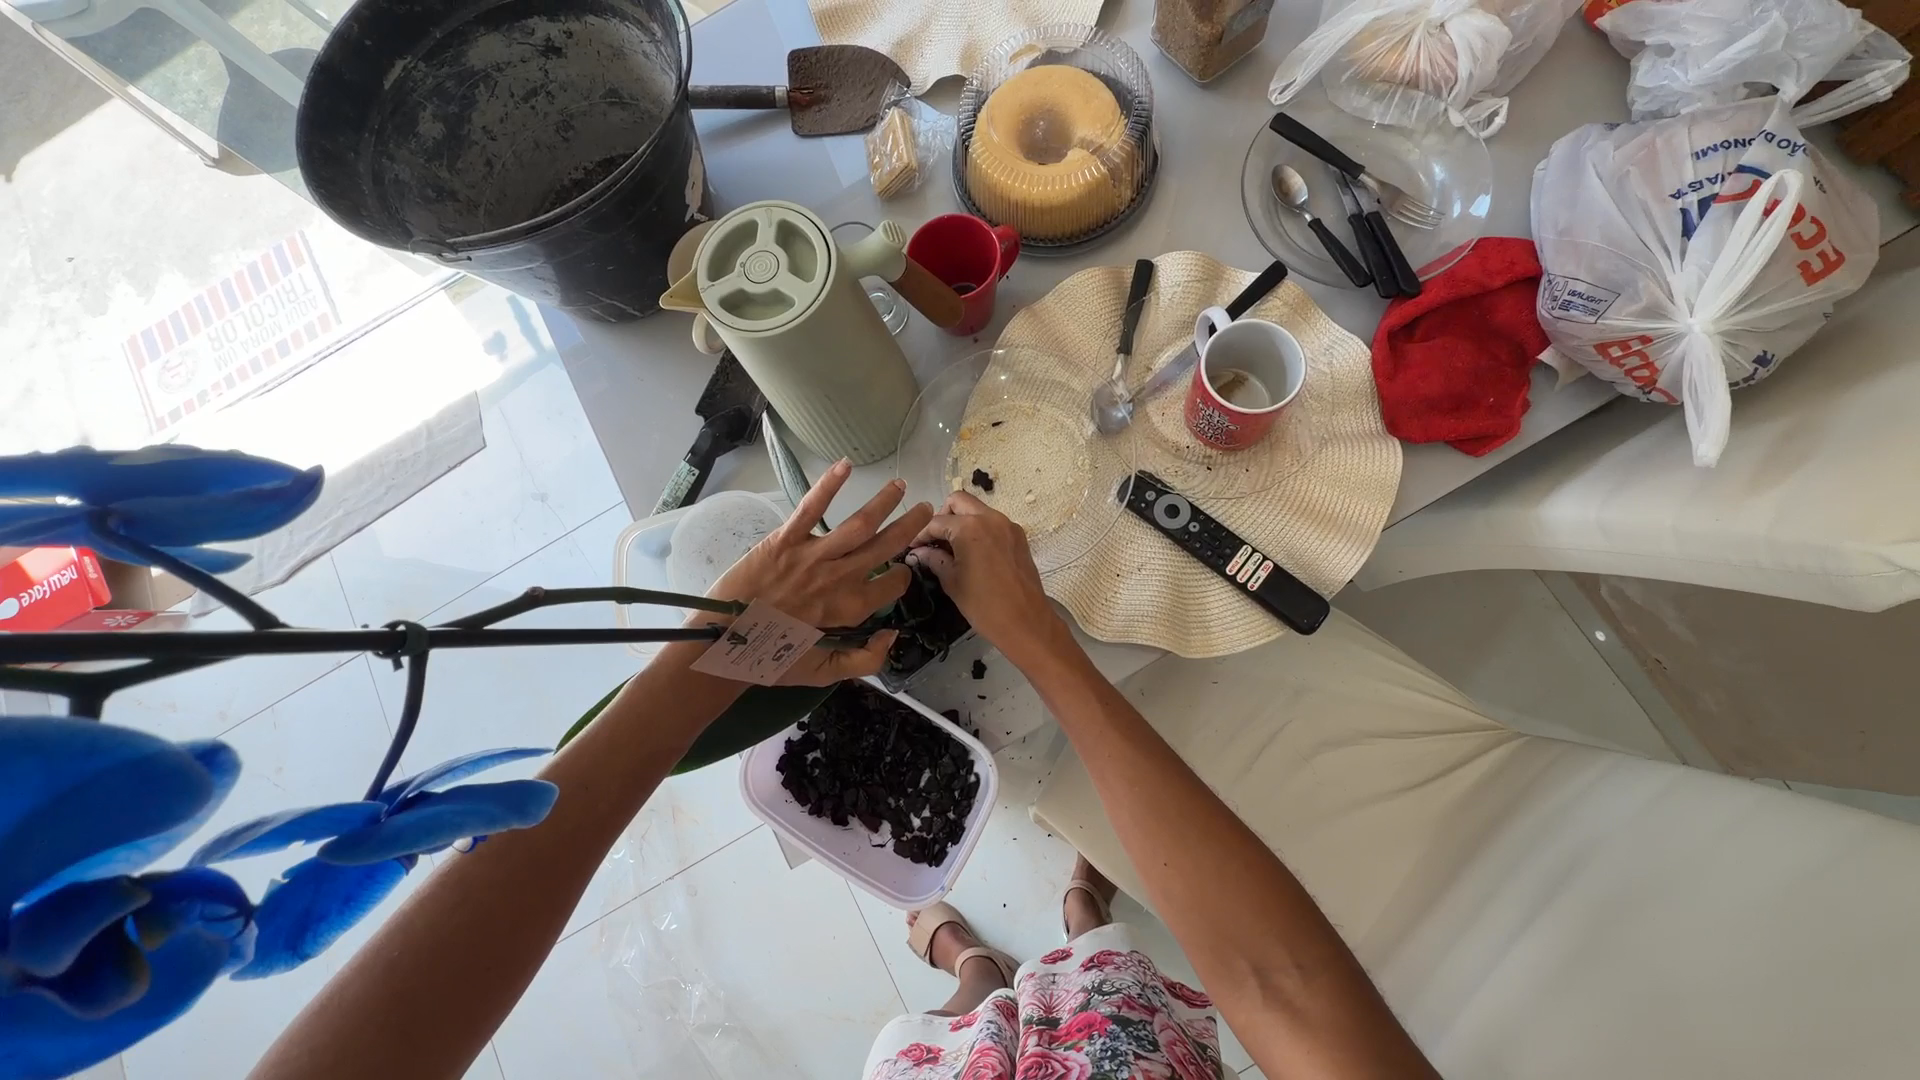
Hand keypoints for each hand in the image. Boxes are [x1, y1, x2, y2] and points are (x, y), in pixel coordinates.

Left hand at [703, 461, 932, 684]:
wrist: (720, 645)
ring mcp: (812, 557)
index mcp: (850, 610)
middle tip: (926, 509)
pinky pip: (810, 509)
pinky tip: (846, 466)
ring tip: (900, 485)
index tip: (901, 570)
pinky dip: (829, 486)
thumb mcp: (824, 673)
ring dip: (884, 503)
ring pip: (859, 525)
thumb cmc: (772, 659)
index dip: (902, 576)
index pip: (892, 585)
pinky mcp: (784, 541)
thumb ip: (865, 661)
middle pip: (885, 547)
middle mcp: (838, 580)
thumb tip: (892, 634)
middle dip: (910, 526)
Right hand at [907, 492, 1067, 663]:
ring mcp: (1008, 525)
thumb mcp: (952, 582)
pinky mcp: (1019, 536)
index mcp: (970, 528)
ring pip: (978, 509)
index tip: (912, 548)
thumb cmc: (984, 606)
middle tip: (934, 540)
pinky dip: (979, 529)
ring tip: (951, 548)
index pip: (936, 522)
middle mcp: (991, 518)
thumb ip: (934, 559)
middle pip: (958, 501)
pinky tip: (972, 552)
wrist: (1026, 623)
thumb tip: (917, 552)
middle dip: (942, 516)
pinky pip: (993, 522)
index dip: (920, 534)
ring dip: (961, 521)